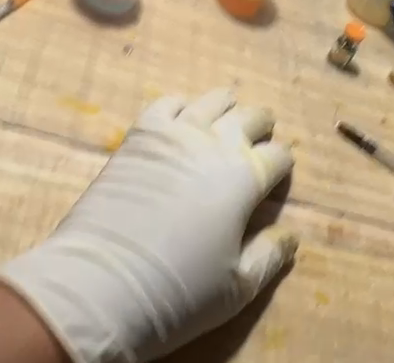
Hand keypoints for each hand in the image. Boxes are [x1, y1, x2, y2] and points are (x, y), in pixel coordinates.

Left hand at [0, 89, 296, 362]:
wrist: (102, 284)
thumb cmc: (178, 292)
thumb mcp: (237, 290)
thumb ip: (269, 257)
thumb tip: (291, 236)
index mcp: (244, 178)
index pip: (278, 155)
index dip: (281, 166)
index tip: (275, 180)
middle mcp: (215, 143)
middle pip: (251, 116)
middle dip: (260, 127)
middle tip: (257, 142)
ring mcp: (176, 132)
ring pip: (213, 100)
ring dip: (225, 109)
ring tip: (224, 122)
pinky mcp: (141, 133)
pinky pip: (168, 102)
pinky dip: (181, 107)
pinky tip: (181, 122)